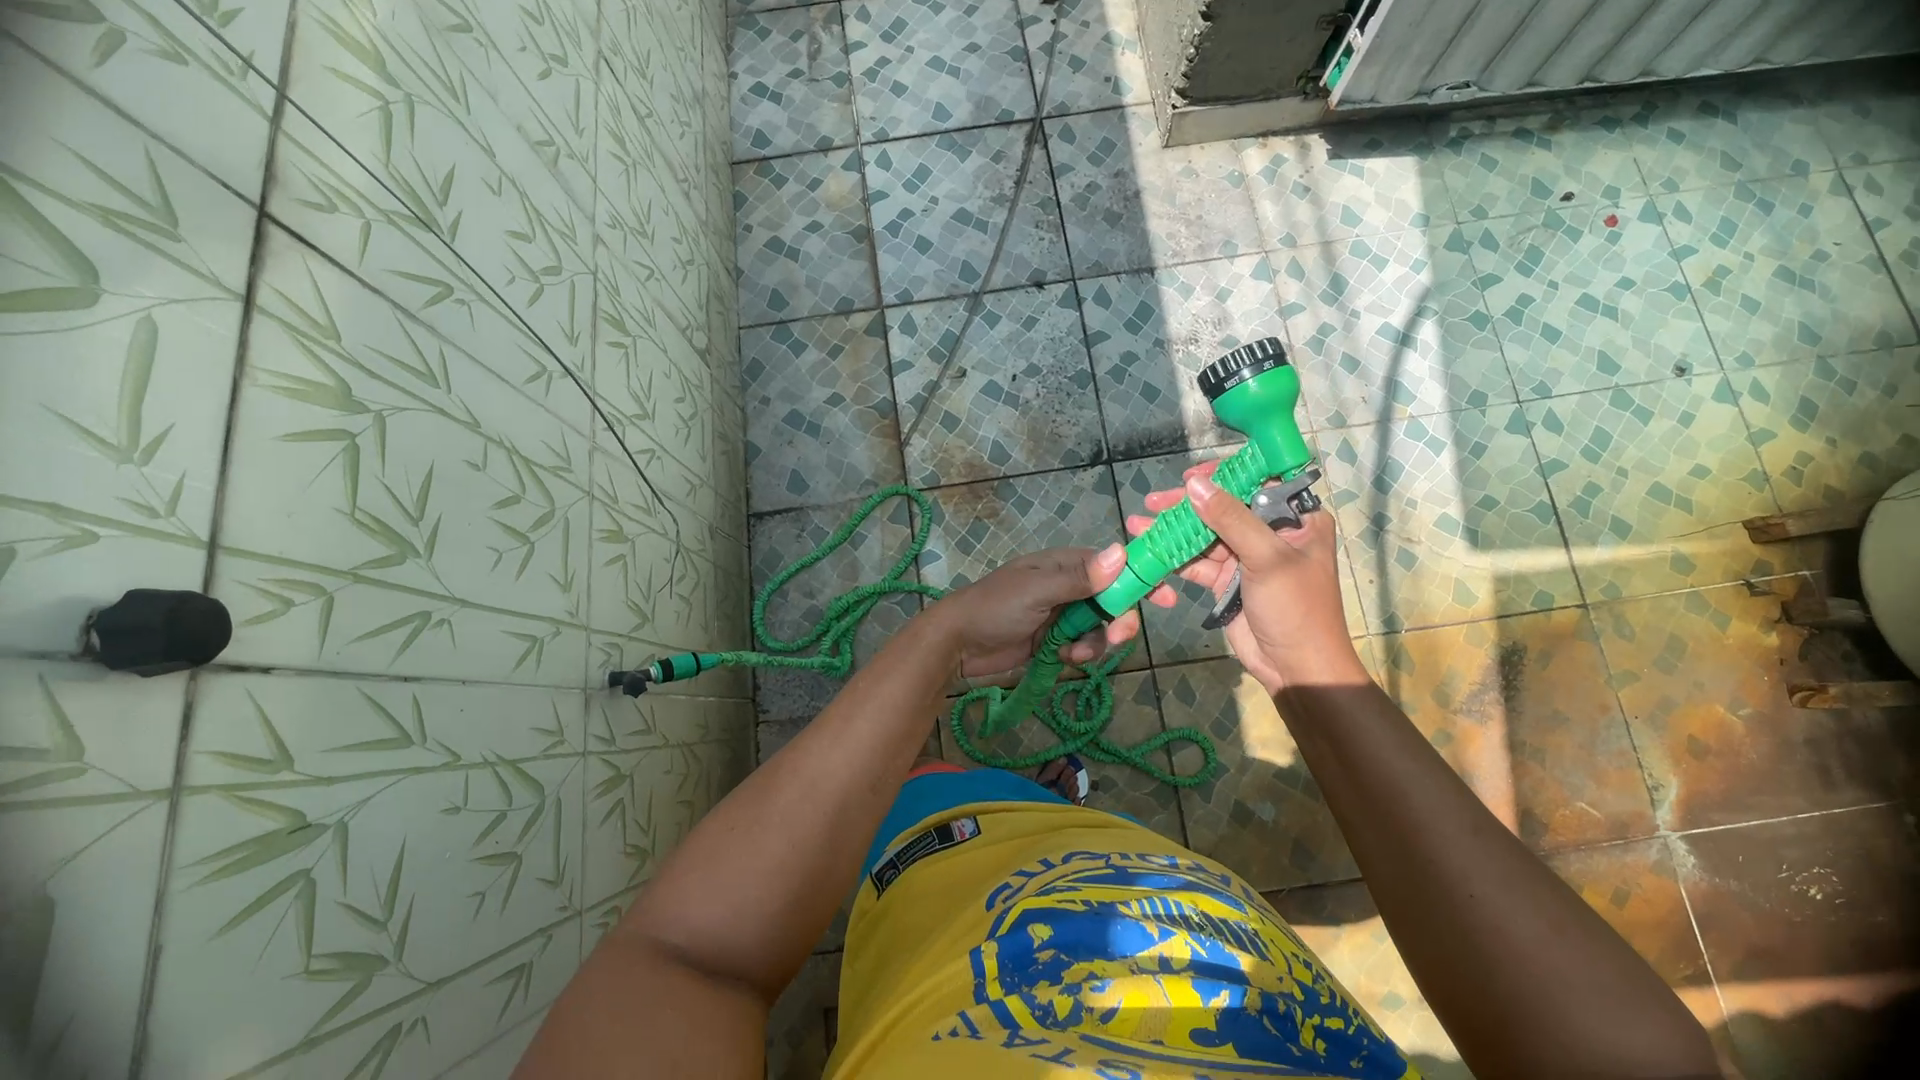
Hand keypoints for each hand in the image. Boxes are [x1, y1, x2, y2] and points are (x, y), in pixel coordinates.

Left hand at [923, 545, 1171, 678]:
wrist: (957, 644)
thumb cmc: (995, 607)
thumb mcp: (1037, 590)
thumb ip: (1079, 578)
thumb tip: (1122, 553)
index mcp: (1063, 564)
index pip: (1112, 566)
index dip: (1139, 578)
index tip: (1165, 596)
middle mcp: (1067, 587)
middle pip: (1113, 601)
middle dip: (1120, 619)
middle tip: (1120, 636)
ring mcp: (1061, 615)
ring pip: (1101, 628)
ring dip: (1098, 643)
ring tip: (1078, 655)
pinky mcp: (1054, 641)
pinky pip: (1083, 647)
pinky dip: (1080, 655)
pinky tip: (1064, 659)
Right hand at [1126, 461, 1367, 693]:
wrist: (1296, 668)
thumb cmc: (1296, 608)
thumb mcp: (1266, 558)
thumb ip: (1230, 518)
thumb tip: (1194, 484)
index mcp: (1298, 520)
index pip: (1260, 482)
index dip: (1225, 475)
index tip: (1191, 476)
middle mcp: (1272, 533)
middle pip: (1225, 507)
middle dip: (1188, 505)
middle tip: (1153, 501)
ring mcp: (1247, 557)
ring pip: (1206, 535)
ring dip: (1174, 530)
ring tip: (1138, 523)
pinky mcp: (1227, 581)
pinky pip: (1197, 562)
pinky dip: (1174, 557)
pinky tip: (1149, 549)